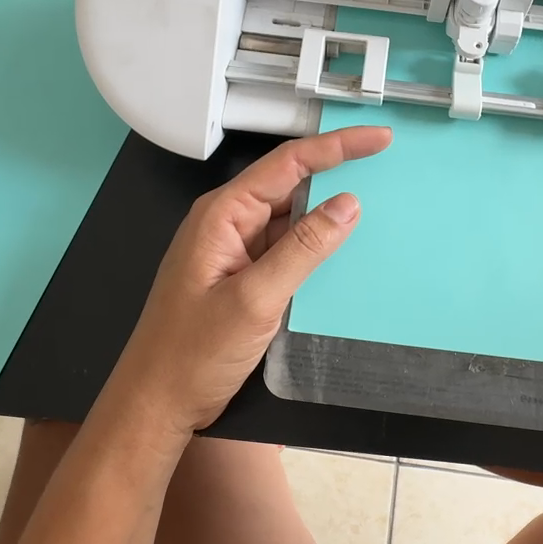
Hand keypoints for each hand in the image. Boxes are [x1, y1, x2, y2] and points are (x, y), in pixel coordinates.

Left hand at [103, 126, 392, 437]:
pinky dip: (317, 245)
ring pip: (292, 217)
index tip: (378, 139)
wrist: (157, 404)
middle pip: (291, 183)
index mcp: (223, 214)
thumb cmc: (192, 353)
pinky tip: (346, 250)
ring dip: (329, 211)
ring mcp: (236, 250)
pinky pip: (288, 247)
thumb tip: (347, 205)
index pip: (288, 164)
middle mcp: (229, 223)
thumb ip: (303, 249)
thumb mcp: (254, 299)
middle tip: (385, 165)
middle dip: (337, 172)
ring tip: (378, 203)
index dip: (336, 146)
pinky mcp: (244, 275)